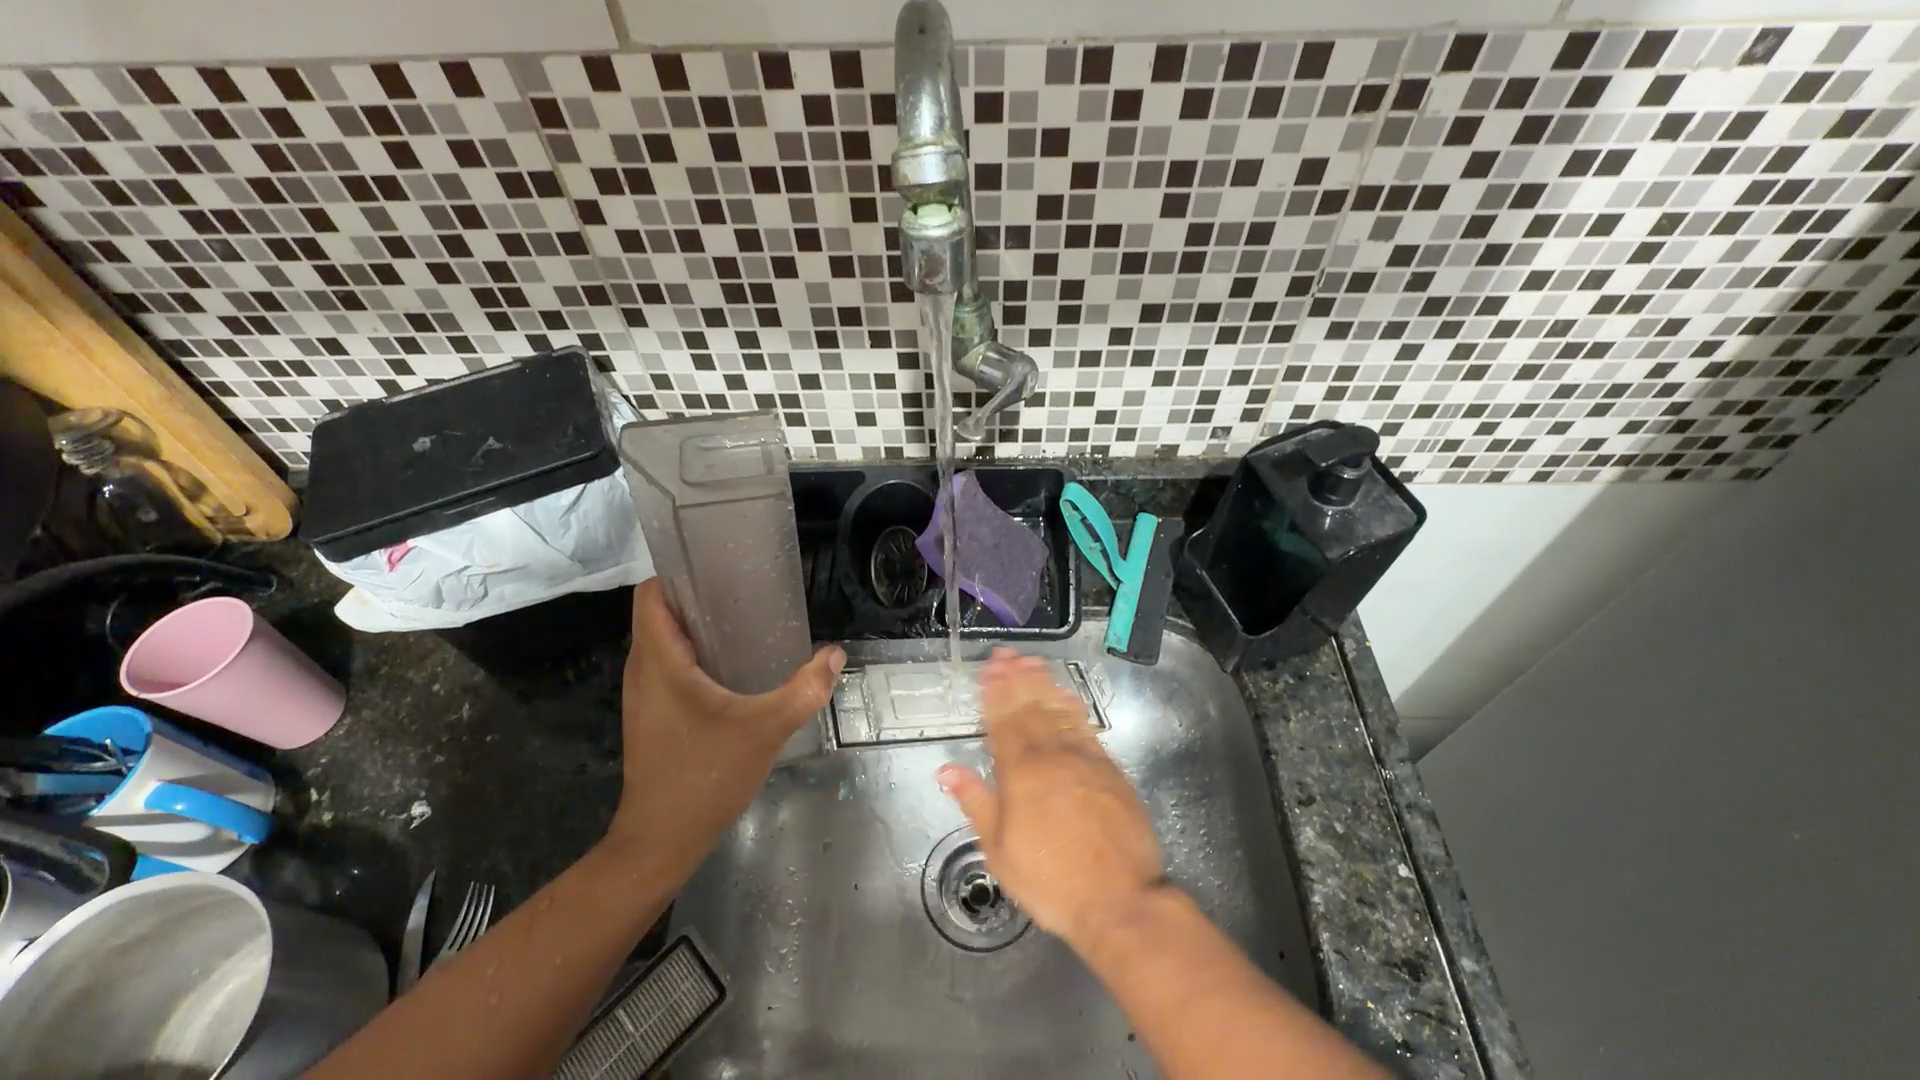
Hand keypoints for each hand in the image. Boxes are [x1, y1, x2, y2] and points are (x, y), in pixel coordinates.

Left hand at [609, 579, 843, 871]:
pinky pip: (666, 668)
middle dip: (695, 597)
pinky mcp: (649, 716)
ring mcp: (642, 695)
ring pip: (661, 643)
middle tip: (743, 593)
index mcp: (660, 660)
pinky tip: (730, 671)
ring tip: (741, 625)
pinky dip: (691, 657)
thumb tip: (835, 655)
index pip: (651, 594)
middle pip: (658, 614)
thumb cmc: (706, 776)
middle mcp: (642, 670)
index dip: (678, 572)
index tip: (718, 566)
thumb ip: (804, 689)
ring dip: (693, 629)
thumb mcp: (766, 729)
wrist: (662, 838)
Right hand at [937, 649, 1167, 948]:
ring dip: (1044, 685)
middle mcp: (1053, 757)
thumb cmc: (1051, 881)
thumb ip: (975, 803)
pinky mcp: (1111, 771)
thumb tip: (947, 770)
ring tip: (1032, 663)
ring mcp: (1086, 761)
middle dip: (1017, 679)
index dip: (995, 693)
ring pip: (1059, 713)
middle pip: (1031, 709)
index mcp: (1021, 774)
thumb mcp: (999, 850)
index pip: (1003, 722)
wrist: (1119, 899)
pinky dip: (1074, 708)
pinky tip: (1068, 697)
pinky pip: (1087, 729)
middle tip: (1008, 654)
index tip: (989, 668)